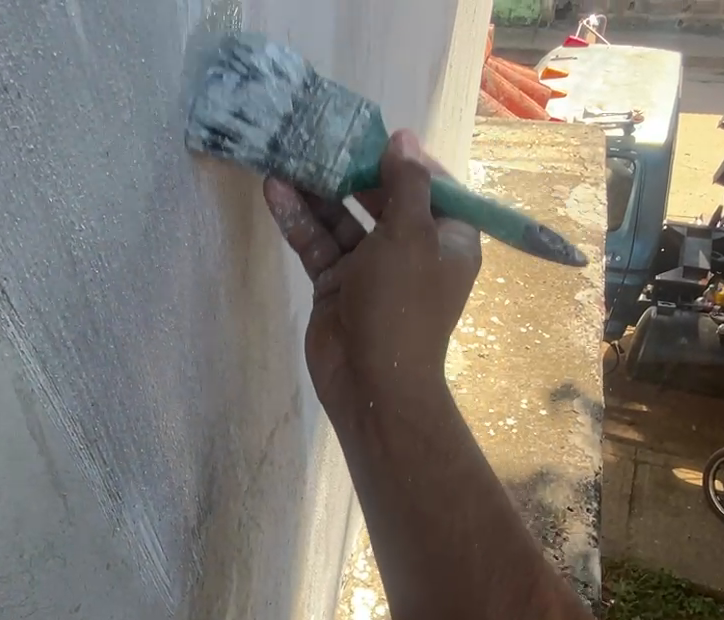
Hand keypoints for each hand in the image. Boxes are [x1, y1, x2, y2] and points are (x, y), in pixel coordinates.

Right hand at [262, 130, 481, 442]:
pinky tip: (276, 191)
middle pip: (381, 199)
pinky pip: (319, 245)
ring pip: (343, 220)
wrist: (370, 381)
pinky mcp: (336, 286)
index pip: (433, 187)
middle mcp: (411, 251)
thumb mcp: (411, 234)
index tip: (377, 134)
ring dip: (318, 191)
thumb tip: (402, 139)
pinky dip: (300, 221)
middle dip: (352, 169)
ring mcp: (370, 270)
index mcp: (447, 240)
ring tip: (288, 153)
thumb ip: (405, 183)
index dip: (407, 159)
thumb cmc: (401, 304)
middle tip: (322, 135)